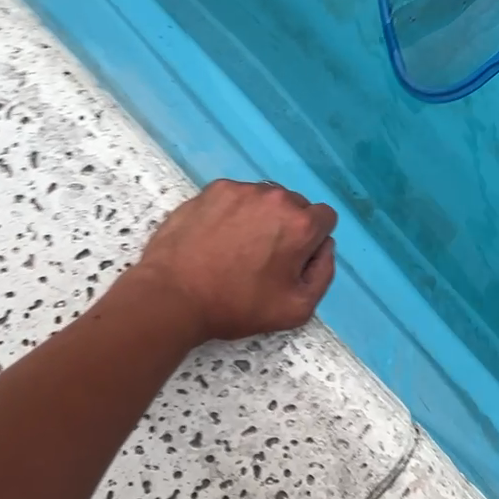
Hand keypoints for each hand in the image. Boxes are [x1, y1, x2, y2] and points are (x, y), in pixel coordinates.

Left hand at [129, 178, 337, 342]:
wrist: (173, 295)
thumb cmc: (237, 306)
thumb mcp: (296, 309)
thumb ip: (323, 274)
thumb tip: (324, 247)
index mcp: (301, 224)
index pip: (325, 218)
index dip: (312, 240)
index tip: (292, 260)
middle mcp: (277, 197)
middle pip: (295, 206)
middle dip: (286, 226)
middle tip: (262, 257)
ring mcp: (243, 190)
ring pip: (265, 199)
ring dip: (259, 217)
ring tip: (235, 247)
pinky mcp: (214, 189)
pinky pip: (236, 196)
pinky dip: (232, 212)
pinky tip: (215, 237)